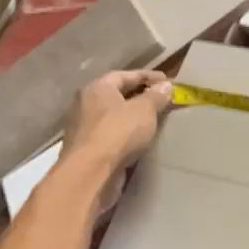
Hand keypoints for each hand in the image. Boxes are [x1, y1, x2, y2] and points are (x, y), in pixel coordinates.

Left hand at [59, 69, 173, 173]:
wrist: (90, 173)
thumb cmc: (118, 132)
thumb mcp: (145, 110)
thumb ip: (156, 96)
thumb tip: (165, 86)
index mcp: (97, 88)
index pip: (124, 75)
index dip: (147, 76)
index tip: (166, 80)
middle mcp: (84, 103)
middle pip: (116, 94)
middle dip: (139, 95)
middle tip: (160, 99)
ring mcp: (81, 127)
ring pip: (111, 116)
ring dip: (130, 116)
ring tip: (152, 119)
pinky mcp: (84, 149)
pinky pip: (108, 134)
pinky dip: (123, 133)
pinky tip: (137, 139)